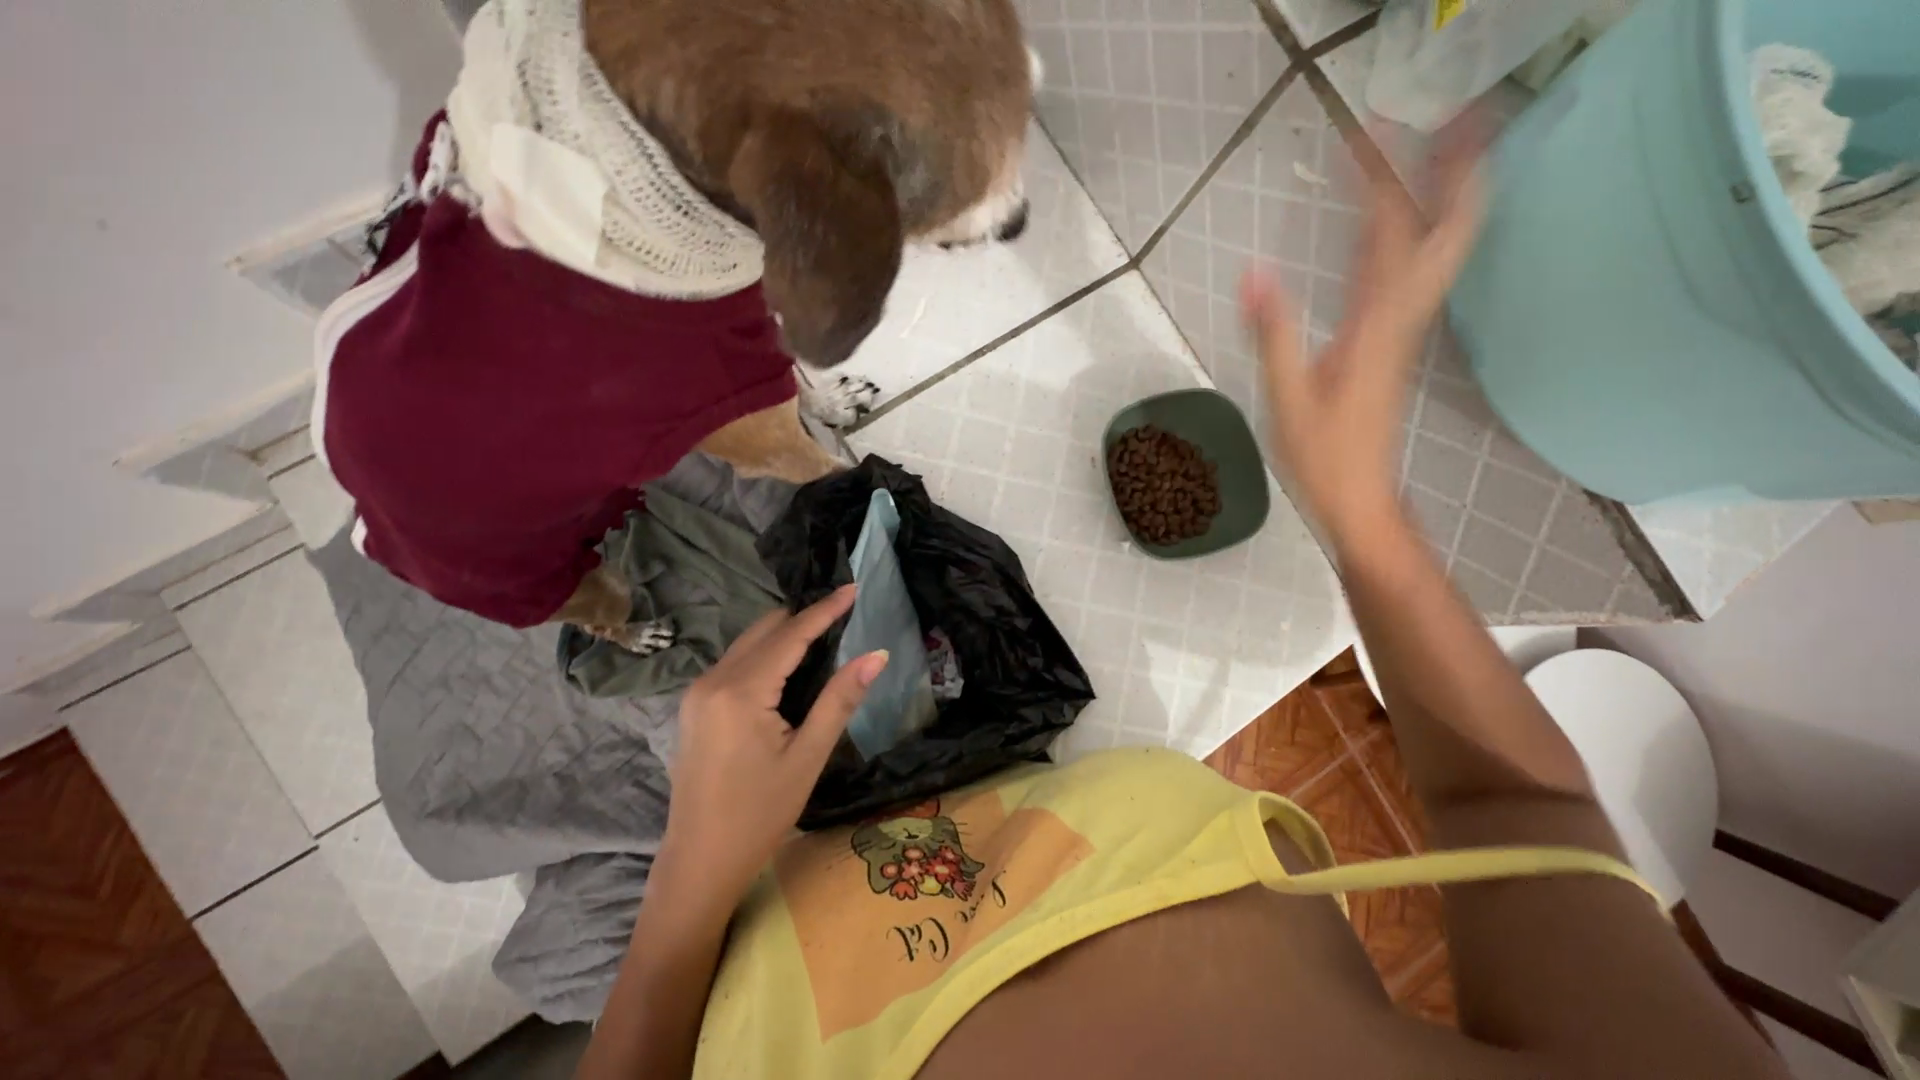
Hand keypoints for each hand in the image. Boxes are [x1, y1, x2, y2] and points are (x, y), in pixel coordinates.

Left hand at [662, 585, 887, 903]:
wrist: (701, 860)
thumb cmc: (760, 813)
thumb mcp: (808, 757)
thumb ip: (839, 700)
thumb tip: (876, 655)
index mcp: (741, 691)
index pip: (791, 635)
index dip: (824, 610)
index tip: (853, 588)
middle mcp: (712, 680)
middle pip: (764, 630)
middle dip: (803, 617)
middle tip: (843, 611)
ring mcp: (697, 693)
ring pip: (746, 644)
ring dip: (783, 635)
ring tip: (824, 635)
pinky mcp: (694, 707)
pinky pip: (733, 664)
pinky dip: (764, 655)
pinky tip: (789, 667)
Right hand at [1243, 127, 1483, 545]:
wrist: (1361, 500)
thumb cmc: (1324, 456)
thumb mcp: (1288, 397)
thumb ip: (1273, 332)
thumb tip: (1252, 270)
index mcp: (1377, 326)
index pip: (1389, 235)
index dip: (1383, 178)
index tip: (1369, 130)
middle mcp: (1402, 317)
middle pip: (1448, 231)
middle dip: (1456, 171)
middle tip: (1458, 117)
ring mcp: (1404, 327)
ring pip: (1442, 247)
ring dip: (1449, 194)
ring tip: (1445, 146)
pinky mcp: (1394, 340)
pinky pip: (1418, 271)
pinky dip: (1422, 231)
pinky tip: (1403, 219)